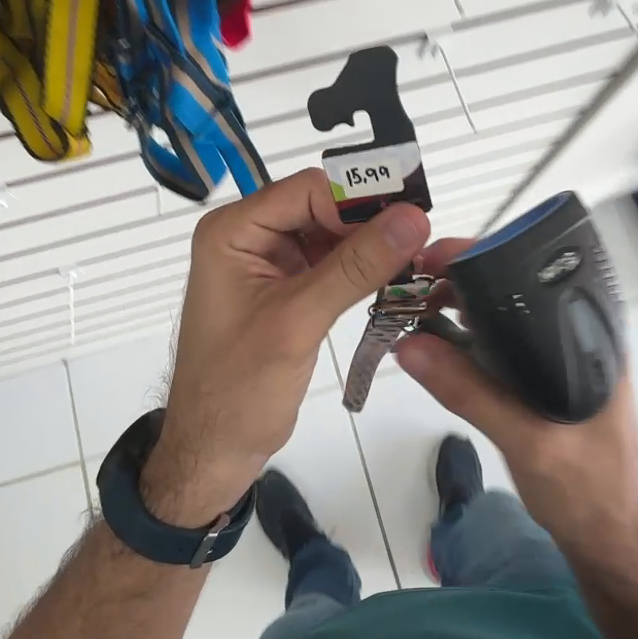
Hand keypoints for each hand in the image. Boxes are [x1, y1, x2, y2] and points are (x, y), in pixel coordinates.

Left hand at [145, 170, 429, 524]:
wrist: (215, 448)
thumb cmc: (239, 388)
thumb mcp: (298, 321)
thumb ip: (355, 267)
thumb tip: (414, 217)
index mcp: (233, 230)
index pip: (308, 190)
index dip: (359, 201)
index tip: (411, 224)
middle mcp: (249, 235)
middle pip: (322, 207)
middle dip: (370, 224)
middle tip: (422, 245)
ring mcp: (269, 262)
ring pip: (333, 235)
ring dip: (371, 249)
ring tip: (416, 265)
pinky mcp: (287, 288)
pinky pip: (332, 263)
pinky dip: (362, 272)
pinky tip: (393, 283)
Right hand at [395, 238, 637, 551]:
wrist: (607, 541)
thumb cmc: (585, 490)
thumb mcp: (526, 441)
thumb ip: (469, 393)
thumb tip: (409, 346)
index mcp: (589, 334)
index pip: (533, 271)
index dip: (480, 256)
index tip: (432, 258)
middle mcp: (574, 335)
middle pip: (511, 288)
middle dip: (459, 279)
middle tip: (409, 284)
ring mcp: (556, 358)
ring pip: (500, 316)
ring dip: (457, 308)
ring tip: (412, 308)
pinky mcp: (540, 380)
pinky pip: (496, 346)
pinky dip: (464, 339)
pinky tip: (435, 344)